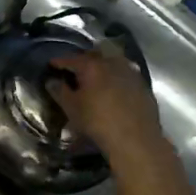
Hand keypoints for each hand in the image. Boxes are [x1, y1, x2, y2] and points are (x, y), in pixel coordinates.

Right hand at [45, 47, 165, 160]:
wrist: (135, 139)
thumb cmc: (97, 121)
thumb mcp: (72, 108)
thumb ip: (60, 91)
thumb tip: (52, 81)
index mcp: (93, 66)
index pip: (72, 59)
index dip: (60, 62)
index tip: (52, 64)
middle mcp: (113, 63)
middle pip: (95, 55)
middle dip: (84, 60)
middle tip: (75, 69)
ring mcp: (131, 73)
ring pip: (114, 63)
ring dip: (103, 67)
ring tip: (95, 77)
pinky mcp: (143, 86)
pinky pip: (126, 75)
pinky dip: (116, 78)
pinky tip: (114, 89)